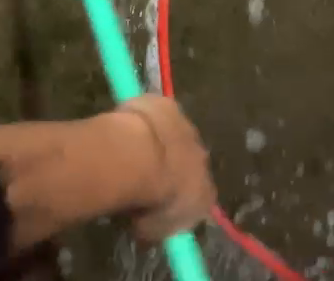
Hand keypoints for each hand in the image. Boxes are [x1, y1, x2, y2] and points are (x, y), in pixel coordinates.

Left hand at [115, 96, 217, 241]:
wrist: (143, 157)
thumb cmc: (148, 199)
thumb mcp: (150, 227)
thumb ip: (150, 224)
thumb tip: (139, 223)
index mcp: (205, 194)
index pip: (194, 196)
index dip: (173, 195)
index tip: (152, 195)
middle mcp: (203, 161)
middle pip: (186, 161)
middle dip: (168, 163)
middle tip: (141, 167)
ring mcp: (188, 129)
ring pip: (173, 133)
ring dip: (158, 137)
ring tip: (131, 142)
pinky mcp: (170, 106)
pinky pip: (158, 110)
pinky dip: (145, 113)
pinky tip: (128, 119)